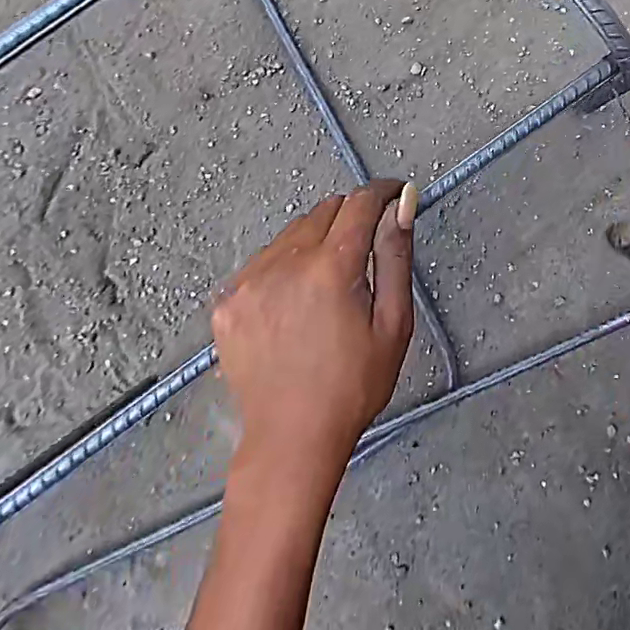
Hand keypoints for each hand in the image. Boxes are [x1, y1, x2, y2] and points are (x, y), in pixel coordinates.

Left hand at [212, 180, 417, 467]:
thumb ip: (395, 256)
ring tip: (330, 285)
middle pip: (324, 211)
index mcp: (330, 270)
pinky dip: (285, 266)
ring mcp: (249, 281)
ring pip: (291, 233)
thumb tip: (401, 205)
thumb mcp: (393, 324)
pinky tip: (297, 302)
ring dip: (316, 241)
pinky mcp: (228, 300)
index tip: (394, 193)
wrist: (292, 436)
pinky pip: (263, 260)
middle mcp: (283, 265)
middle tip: (366, 250)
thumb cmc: (352, 387)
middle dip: (351, 217)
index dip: (381, 192)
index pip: (358, 203)